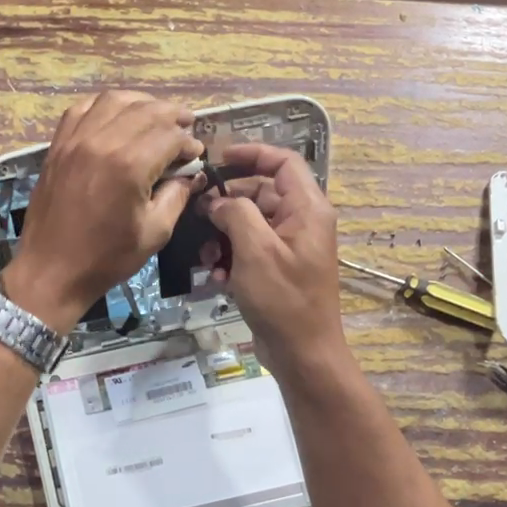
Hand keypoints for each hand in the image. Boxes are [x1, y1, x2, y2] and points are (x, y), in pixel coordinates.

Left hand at [3, 91, 202, 332]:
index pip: (170, 135)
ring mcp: (76, 140)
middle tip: (185, 127)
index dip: (188, 143)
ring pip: (114, 101)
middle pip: (146, 111)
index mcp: (130, 165)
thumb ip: (176, 195)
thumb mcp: (155, 232)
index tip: (195, 155)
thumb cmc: (106, 258)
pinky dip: (104, 106)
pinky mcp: (58, 145)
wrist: (51, 271)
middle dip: (171, 116)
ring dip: (140, 104)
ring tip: (155, 115)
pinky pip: (82, 109)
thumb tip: (190, 173)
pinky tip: (116, 116)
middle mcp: (102, 142)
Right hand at [199, 143, 345, 371]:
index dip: (252, 154)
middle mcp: (302, 221)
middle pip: (261, 193)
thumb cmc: (283, 299)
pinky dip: (230, 258)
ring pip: (250, 223)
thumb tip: (218, 201)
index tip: (218, 159)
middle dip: (228, 203)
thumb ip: (236, 213)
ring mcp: (290, 247)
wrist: (302, 352)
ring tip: (207, 256)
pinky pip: (250, 250)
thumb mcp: (255, 250)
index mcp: (307, 208)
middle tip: (199, 216)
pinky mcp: (278, 270)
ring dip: (224, 235)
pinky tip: (216, 276)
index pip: (282, 162)